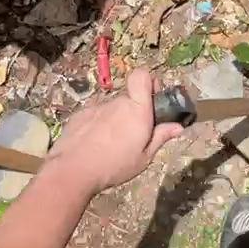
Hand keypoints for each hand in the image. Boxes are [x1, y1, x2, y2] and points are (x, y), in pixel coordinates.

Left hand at [40, 69, 181, 195]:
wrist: (71, 171)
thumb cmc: (114, 166)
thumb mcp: (144, 158)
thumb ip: (160, 137)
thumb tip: (178, 126)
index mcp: (137, 110)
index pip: (143, 76)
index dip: (149, 82)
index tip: (152, 99)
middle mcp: (117, 102)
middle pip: (129, 98)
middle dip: (133, 112)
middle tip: (133, 136)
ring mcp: (96, 107)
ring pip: (111, 109)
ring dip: (114, 121)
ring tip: (110, 145)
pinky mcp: (79, 115)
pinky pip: (95, 115)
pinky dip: (97, 125)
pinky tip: (93, 145)